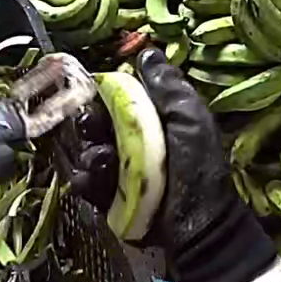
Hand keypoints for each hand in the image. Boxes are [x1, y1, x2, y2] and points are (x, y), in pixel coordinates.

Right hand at [76, 49, 275, 281]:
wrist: (197, 230)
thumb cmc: (198, 169)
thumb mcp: (191, 120)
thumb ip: (168, 86)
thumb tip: (147, 51)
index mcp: (150, 117)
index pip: (112, 96)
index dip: (99, 95)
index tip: (94, 100)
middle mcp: (129, 139)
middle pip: (91, 122)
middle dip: (89, 126)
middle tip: (96, 135)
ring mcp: (116, 168)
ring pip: (83, 151)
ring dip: (90, 156)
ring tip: (104, 165)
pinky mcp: (105, 196)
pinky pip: (82, 181)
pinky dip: (86, 181)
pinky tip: (98, 184)